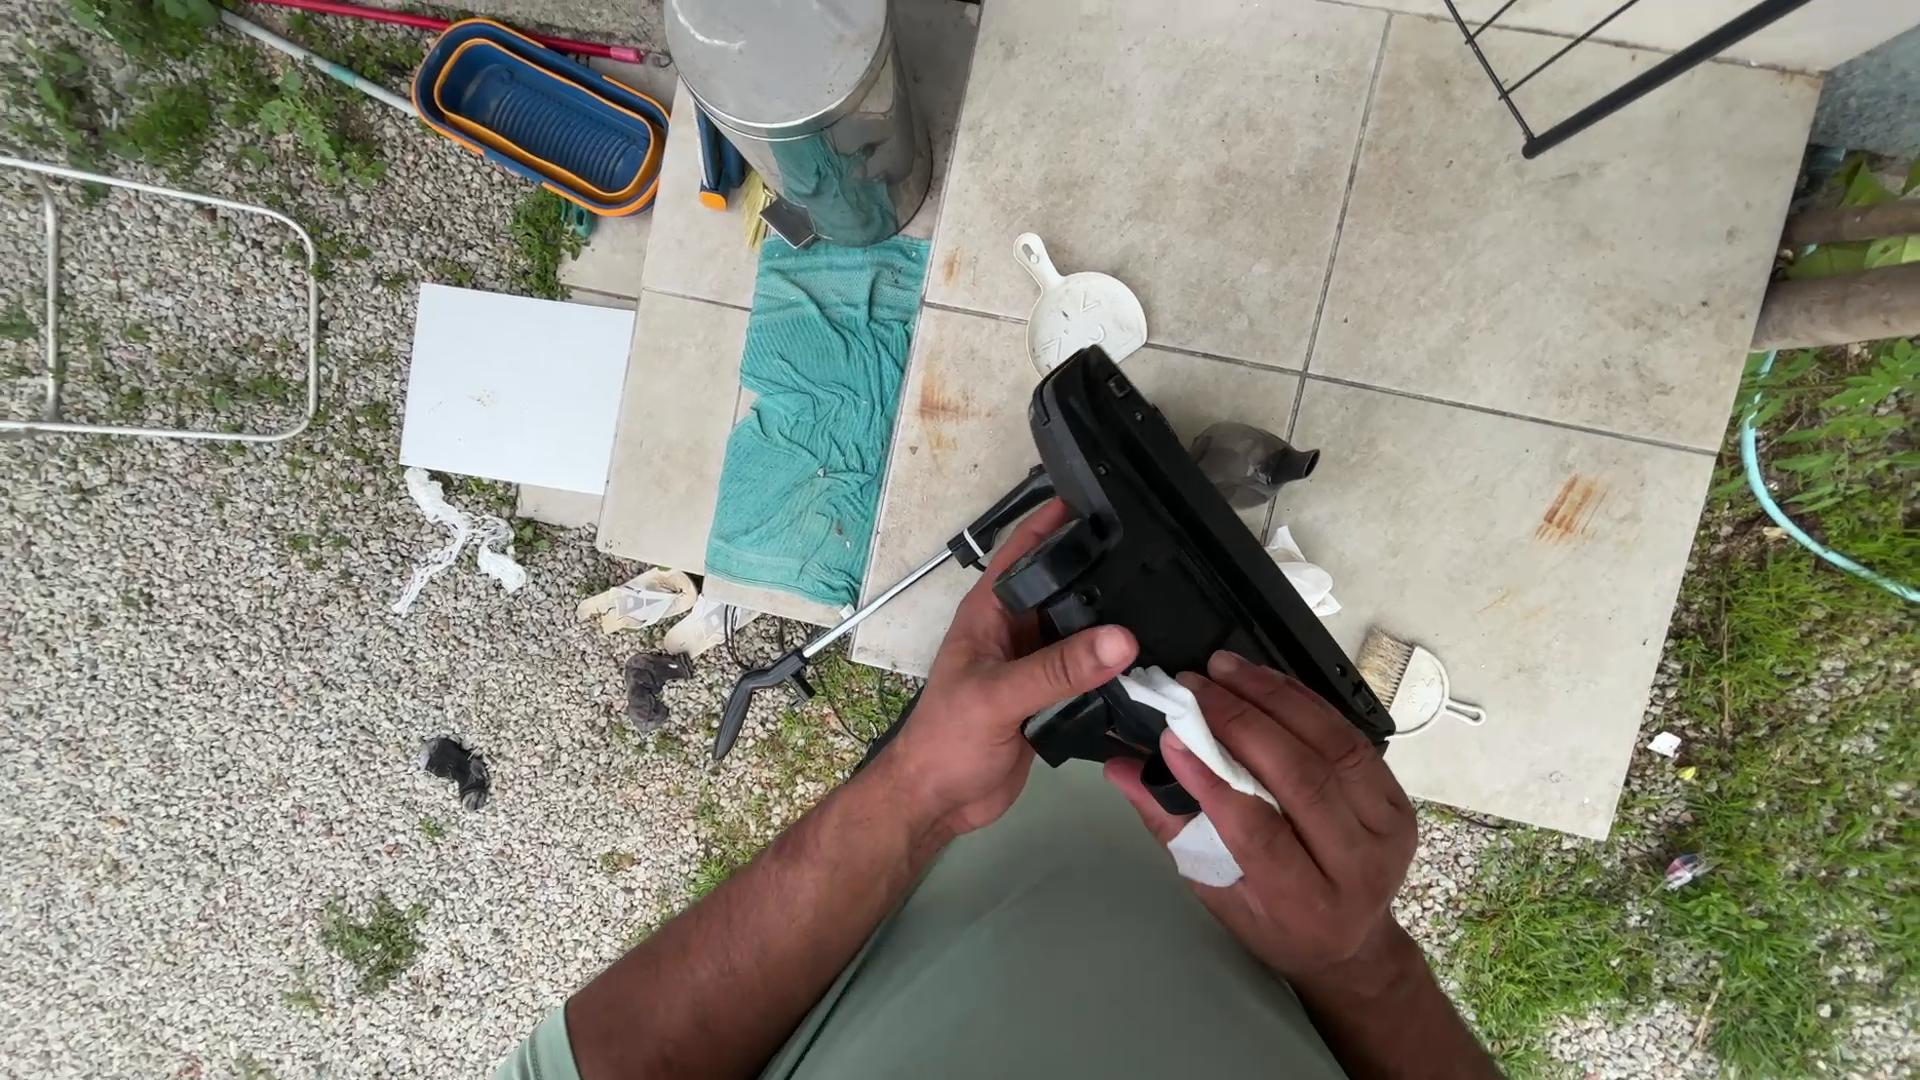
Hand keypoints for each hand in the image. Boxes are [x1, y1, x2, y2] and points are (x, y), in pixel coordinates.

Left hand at [875, 499, 1137, 837]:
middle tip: (1160, 557)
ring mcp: (1035, 663)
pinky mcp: (1052, 697)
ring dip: (1114, 625)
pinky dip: (1114, 669)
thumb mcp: (997, 696)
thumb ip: (1055, 670)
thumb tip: (1120, 638)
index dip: (1058, 520)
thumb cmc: (947, 738)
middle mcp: (1016, 628)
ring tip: (1170, 607)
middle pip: (1065, 589)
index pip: (1025, 549)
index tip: (1107, 499)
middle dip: (1103, 573)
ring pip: (1082, 632)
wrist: (939, 801)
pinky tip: (1151, 666)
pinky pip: (1088, 673)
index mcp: (991, 610)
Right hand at [1104, 651, 1418, 994]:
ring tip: (1225, 668)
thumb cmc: (1270, 919)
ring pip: (1331, 747)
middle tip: (1194, 685)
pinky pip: (1349, 734)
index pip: (1258, 831)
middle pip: (1302, 778)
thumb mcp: (1210, 885)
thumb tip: (1120, 767)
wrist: (1352, 941)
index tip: (1171, 735)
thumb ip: (1166, 821)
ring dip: (1273, 697)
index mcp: (1305, 903)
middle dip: (1241, 721)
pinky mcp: (1399, 796)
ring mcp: (1388, 827)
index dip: (1213, 779)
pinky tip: (1264, 678)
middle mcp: (1358, 866)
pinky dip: (1303, 699)